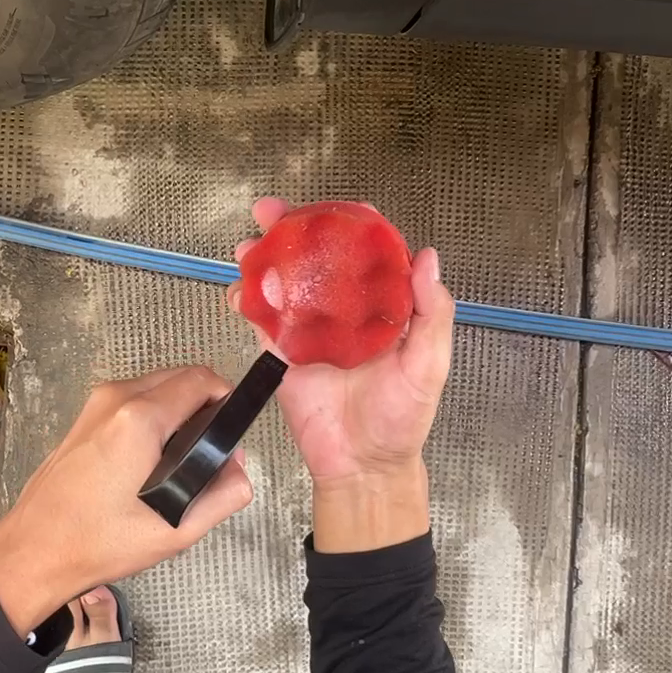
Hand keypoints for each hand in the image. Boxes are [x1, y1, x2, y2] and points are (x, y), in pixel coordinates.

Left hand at [0, 367, 253, 634]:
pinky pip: (134, 398)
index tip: (231, 431)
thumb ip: (224, 495)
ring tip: (181, 460)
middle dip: (204, 405)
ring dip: (179, 410)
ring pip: (157, 385)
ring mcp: (96, 402)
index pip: (201, 380)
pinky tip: (152, 459)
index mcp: (139, 418)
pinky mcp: (85, 414)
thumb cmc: (99, 542)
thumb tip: (238, 466)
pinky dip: (154, 415)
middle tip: (210, 452)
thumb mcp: (176, 531)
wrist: (33, 550)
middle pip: (180, 377)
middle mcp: (116, 398)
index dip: (226, 399)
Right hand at [227, 198, 455, 550]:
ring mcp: (309, 331)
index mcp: (379, 309)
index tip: (341, 207)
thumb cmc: (402, 420)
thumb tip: (428, 259)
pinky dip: (247, 302)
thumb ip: (431, 314)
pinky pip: (261, 321)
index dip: (352, 225)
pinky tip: (240, 290)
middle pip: (315, 261)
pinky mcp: (282, 354)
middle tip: (272, 212)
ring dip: (263, 260)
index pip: (365, 255)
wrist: (361, 465)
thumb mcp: (428, 366)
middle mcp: (342, 312)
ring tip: (249, 245)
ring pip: (283, 284)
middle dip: (292, 232)